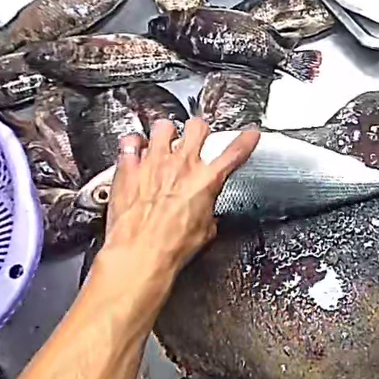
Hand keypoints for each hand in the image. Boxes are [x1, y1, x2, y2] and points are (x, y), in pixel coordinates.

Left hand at [99, 118, 258, 279]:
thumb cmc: (171, 246)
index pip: (234, 152)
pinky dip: (134, 144)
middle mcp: (181, 164)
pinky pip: (131, 141)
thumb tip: (203, 210)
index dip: (245, 140)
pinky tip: (135, 149)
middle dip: (199, 130)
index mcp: (206, 180)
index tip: (250, 134)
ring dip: (166, 133)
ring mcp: (153, 162)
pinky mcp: (129, 167)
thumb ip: (206, 210)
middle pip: (197, 127)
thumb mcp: (205, 231)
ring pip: (163, 126)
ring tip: (164, 141)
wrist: (140, 252)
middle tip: (195, 138)